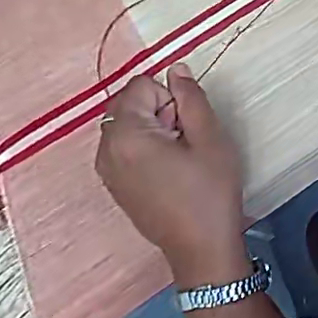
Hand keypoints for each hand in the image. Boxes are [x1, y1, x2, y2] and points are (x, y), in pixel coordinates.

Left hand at [94, 65, 250, 286]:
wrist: (201, 248)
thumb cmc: (210, 193)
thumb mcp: (211, 140)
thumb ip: (191, 98)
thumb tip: (177, 69)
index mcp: (126, 135)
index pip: (141, 85)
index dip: (171, 99)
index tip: (188, 128)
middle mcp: (105, 149)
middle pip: (130, 104)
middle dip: (160, 112)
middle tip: (187, 144)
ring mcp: (106, 170)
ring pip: (128, 126)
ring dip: (154, 131)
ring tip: (180, 160)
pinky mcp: (113, 185)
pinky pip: (124, 149)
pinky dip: (145, 150)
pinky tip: (170, 174)